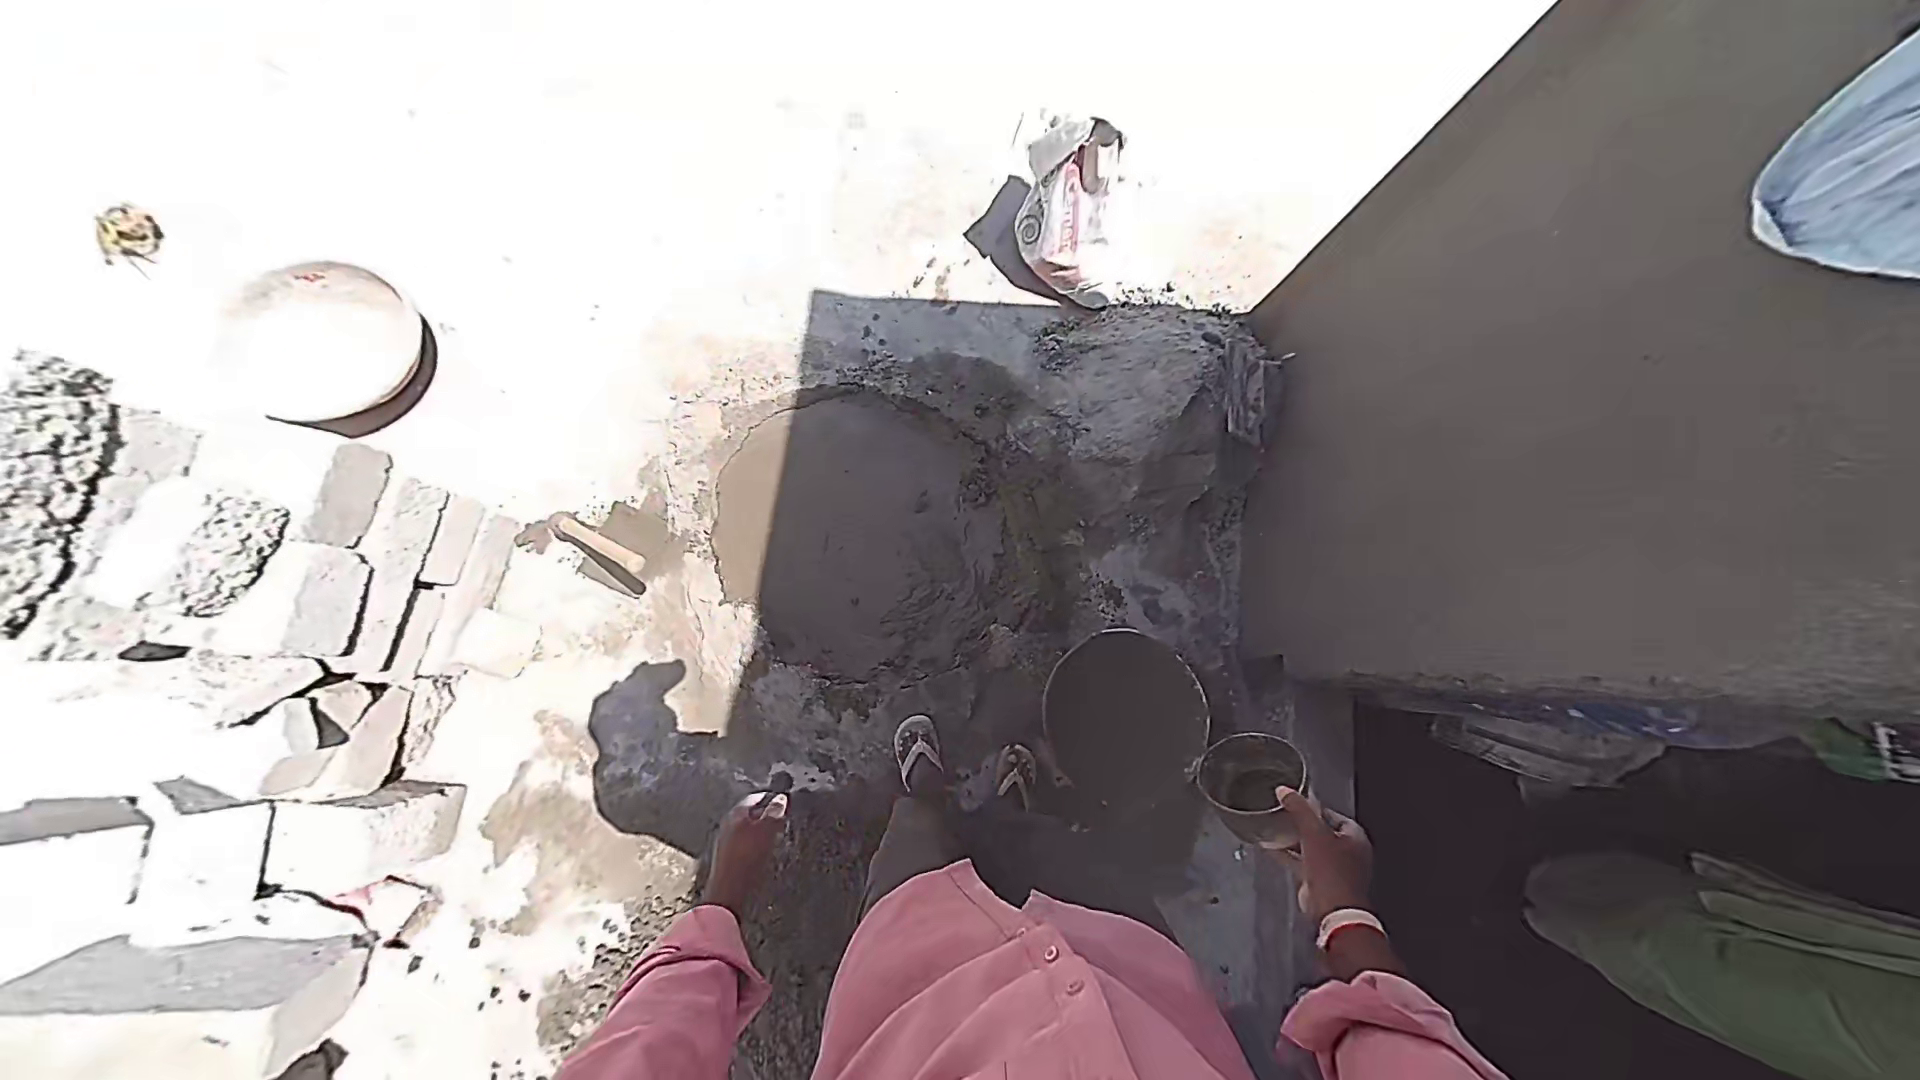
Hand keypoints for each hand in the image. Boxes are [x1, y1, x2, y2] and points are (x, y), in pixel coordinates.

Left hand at [700, 790, 787, 917]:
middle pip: (750, 814)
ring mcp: (725, 845)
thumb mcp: (768, 829)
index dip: (771, 797)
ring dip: (761, 831)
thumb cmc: (746, 858)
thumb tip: (781, 799)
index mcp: (734, 814)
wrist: (728, 894)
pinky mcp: (728, 861)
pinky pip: (745, 846)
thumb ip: (775, 811)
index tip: (783, 800)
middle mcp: (727, 826)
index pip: (755, 797)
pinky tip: (764, 853)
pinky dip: (756, 845)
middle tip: (782, 816)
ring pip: (747, 830)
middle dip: (766, 814)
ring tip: (776, 835)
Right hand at [1271, 786, 1372, 924]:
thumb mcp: (1313, 832)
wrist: (1331, 910)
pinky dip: (1288, 854)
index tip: (1299, 802)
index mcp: (1355, 839)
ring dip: (1294, 839)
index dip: (1317, 808)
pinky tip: (1270, 848)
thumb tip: (1284, 790)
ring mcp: (1334, 869)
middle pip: (1322, 831)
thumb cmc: (1332, 872)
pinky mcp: (1320, 881)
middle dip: (1303, 823)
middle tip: (1285, 814)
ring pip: (1311, 847)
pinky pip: (1302, 862)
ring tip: (1274, 828)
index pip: (1335, 815)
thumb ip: (1299, 809)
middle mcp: (1348, 853)